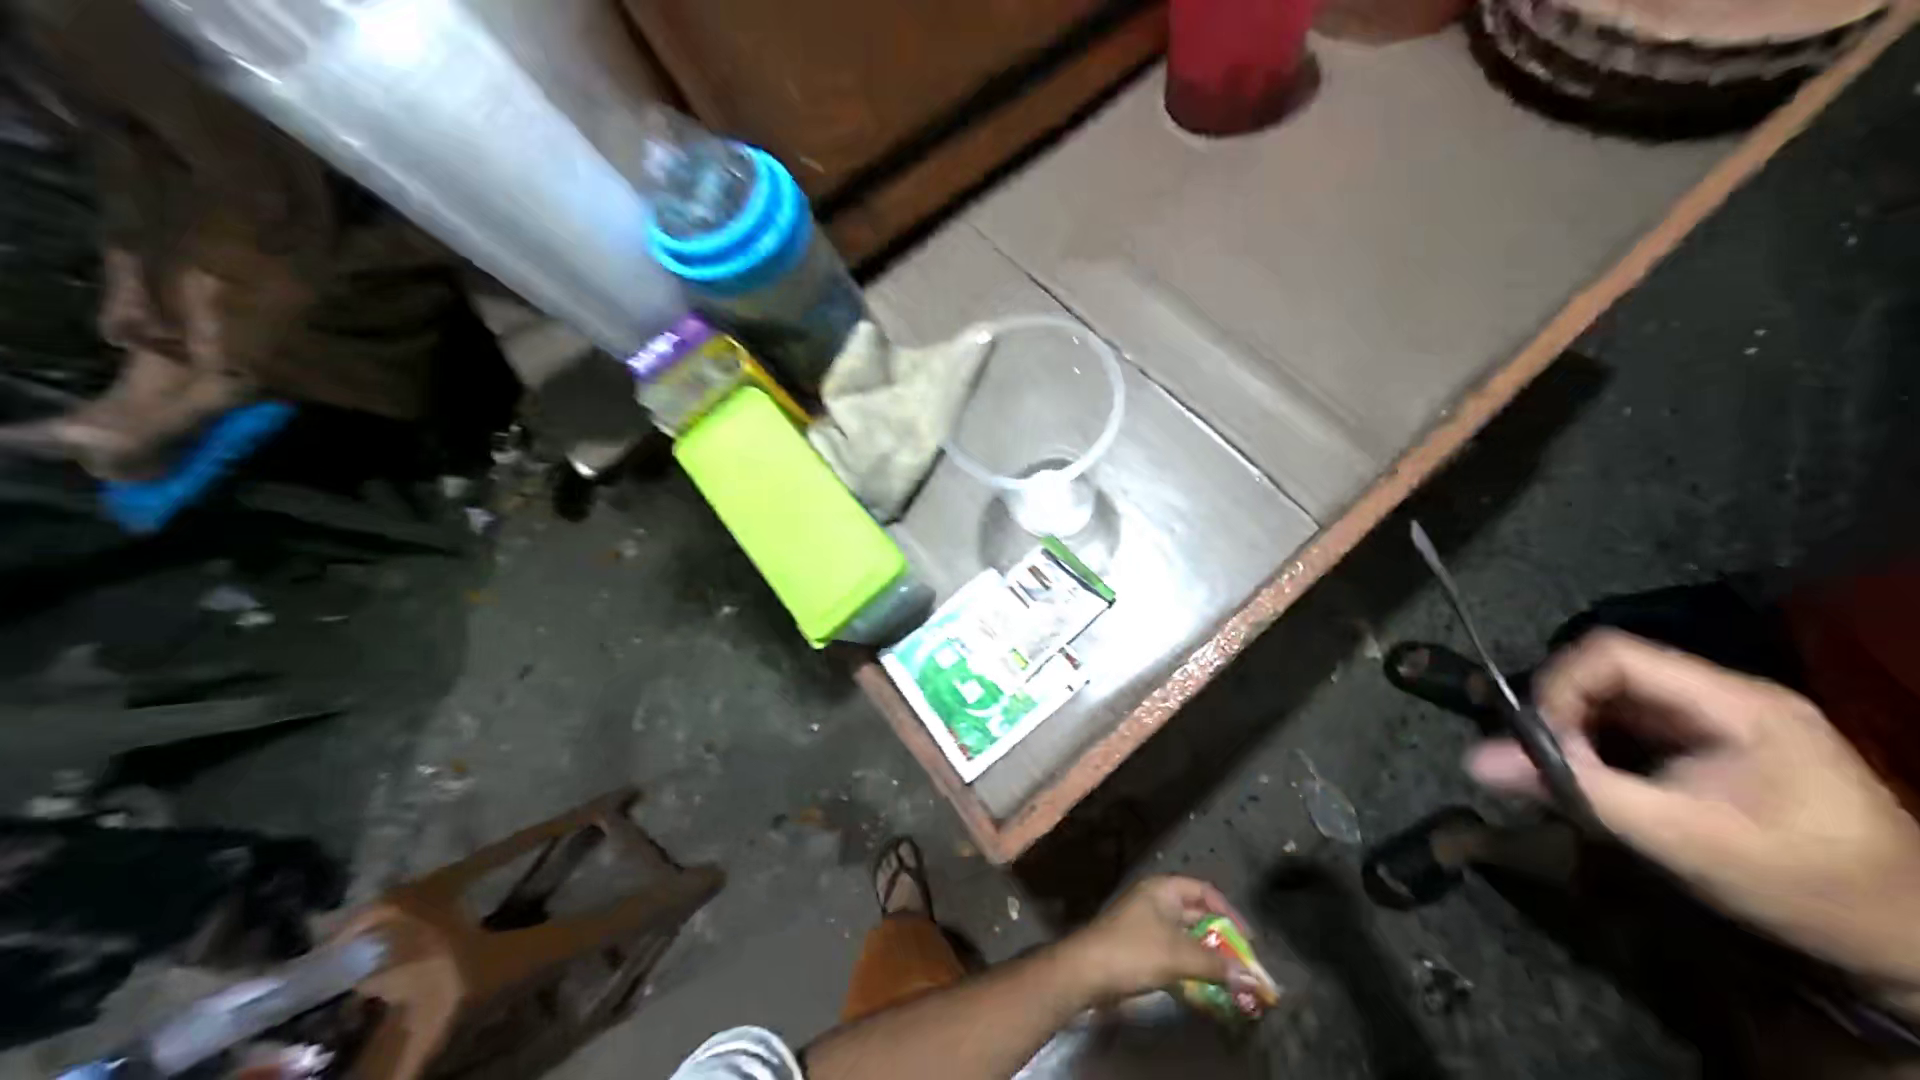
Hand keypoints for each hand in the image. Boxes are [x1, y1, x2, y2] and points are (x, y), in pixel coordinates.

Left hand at [1057, 875, 1258, 1001]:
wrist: (1086, 971)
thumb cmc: (1133, 951)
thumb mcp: (1179, 956)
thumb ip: (1218, 965)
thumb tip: (1255, 979)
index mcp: (1162, 890)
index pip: (1204, 891)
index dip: (1229, 912)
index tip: (1249, 940)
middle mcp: (1155, 901)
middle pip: (1197, 916)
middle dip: (1222, 941)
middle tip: (1245, 966)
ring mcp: (1147, 925)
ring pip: (1187, 938)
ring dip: (1209, 958)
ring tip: (1232, 982)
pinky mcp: (1141, 949)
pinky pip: (1175, 954)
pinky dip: (1193, 969)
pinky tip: (1207, 988)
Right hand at [1467, 630, 1919, 1001]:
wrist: (1902, 944)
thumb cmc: (1804, 886)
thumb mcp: (1682, 839)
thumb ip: (1578, 791)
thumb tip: (1474, 760)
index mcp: (1733, 704)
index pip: (1611, 655)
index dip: (1557, 687)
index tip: (1533, 740)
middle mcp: (1722, 698)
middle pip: (1605, 675)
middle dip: (1559, 714)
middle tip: (1533, 761)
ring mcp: (1716, 722)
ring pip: (1610, 702)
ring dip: (1572, 733)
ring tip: (1556, 776)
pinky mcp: (1707, 747)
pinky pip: (1627, 729)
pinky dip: (1594, 750)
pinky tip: (1589, 783)